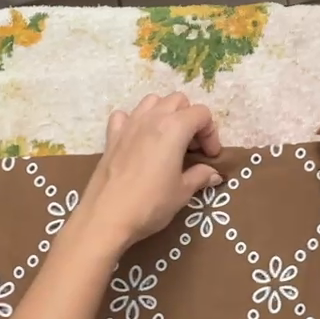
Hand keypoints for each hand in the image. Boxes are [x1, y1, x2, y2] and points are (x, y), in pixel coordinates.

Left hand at [74, 93, 223, 252]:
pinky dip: (135, 121)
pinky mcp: (112, 136)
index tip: (210, 156)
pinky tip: (138, 139)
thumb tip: (213, 174)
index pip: (202, 114)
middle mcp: (152, 118)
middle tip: (191, 147)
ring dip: (165, 113)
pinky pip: (125, 115)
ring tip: (168, 138)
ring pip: (152, 101)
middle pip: (178, 101)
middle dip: (190, 118)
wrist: (106, 217)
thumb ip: (200, 176)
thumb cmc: (150, 204)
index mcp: (175, 127)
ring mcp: (129, 124)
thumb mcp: (182, 192)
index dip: (211, 133)